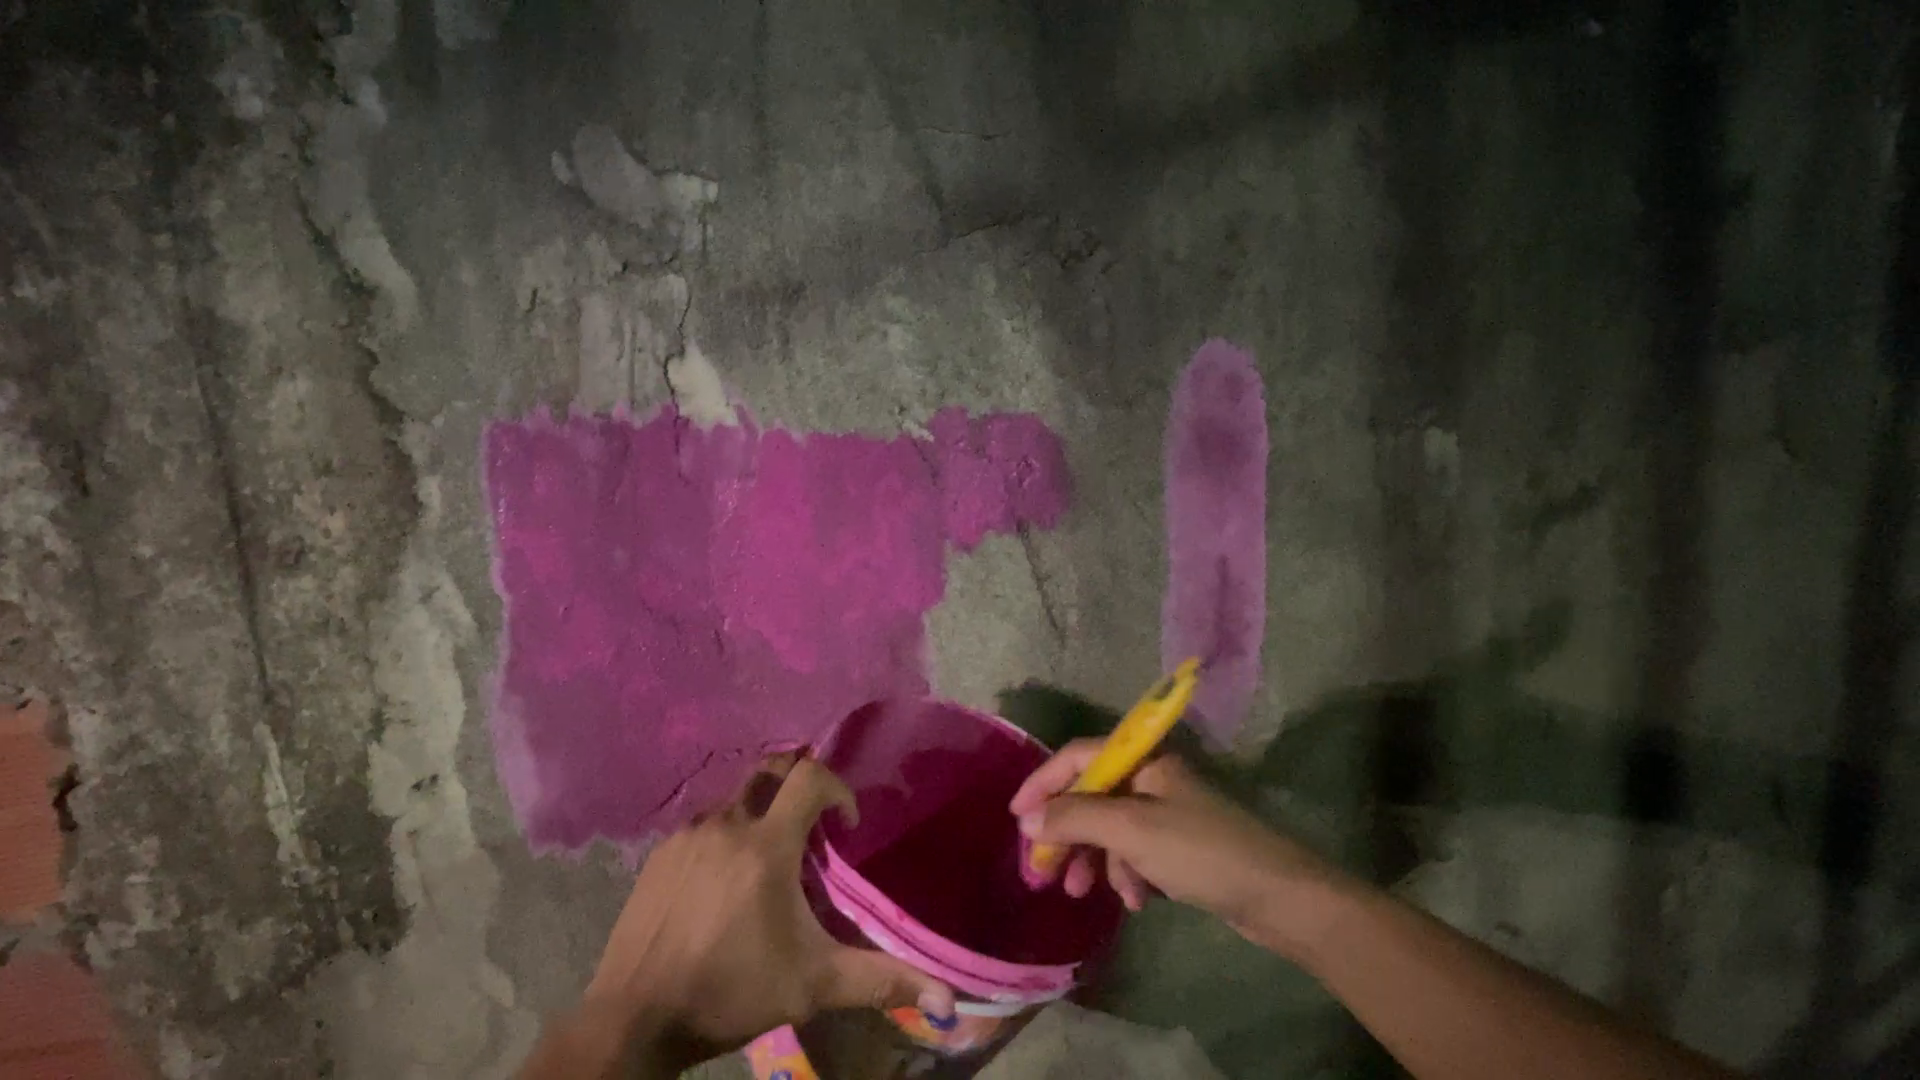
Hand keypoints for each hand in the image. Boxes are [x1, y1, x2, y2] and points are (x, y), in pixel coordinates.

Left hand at [586, 754, 955, 1059]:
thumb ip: (880, 981)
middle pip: (770, 769)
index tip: (846, 826)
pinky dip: (727, 834)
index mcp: (766, 845)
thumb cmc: (731, 992)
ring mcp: (687, 835)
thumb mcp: (813, 986)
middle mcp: (726, 824)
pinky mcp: (659, 854)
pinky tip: (725, 879)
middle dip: (799, 782)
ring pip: (736, 797)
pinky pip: (704, 823)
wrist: (634, 1017)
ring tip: (771, 858)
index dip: (838, 790)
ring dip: (762, 812)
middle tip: (813, 821)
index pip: (811, 777)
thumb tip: (947, 1003)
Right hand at [1009, 741, 1351, 957]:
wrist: (1279, 896)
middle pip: (1092, 796)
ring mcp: (1169, 813)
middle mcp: (1154, 779)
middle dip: (1067, 833)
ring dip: (1095, 860)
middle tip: (1043, 870)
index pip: (1078, 758)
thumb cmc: (1201, 851)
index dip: (1043, 782)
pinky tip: (1137, 901)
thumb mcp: (1131, 831)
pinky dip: (1129, 874)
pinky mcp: (1182, 847)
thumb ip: (1076, 818)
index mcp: (1144, 760)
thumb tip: (1028, 820)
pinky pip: (1138, 853)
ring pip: (1112, 829)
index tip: (1016, 818)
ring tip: (1083, 894)